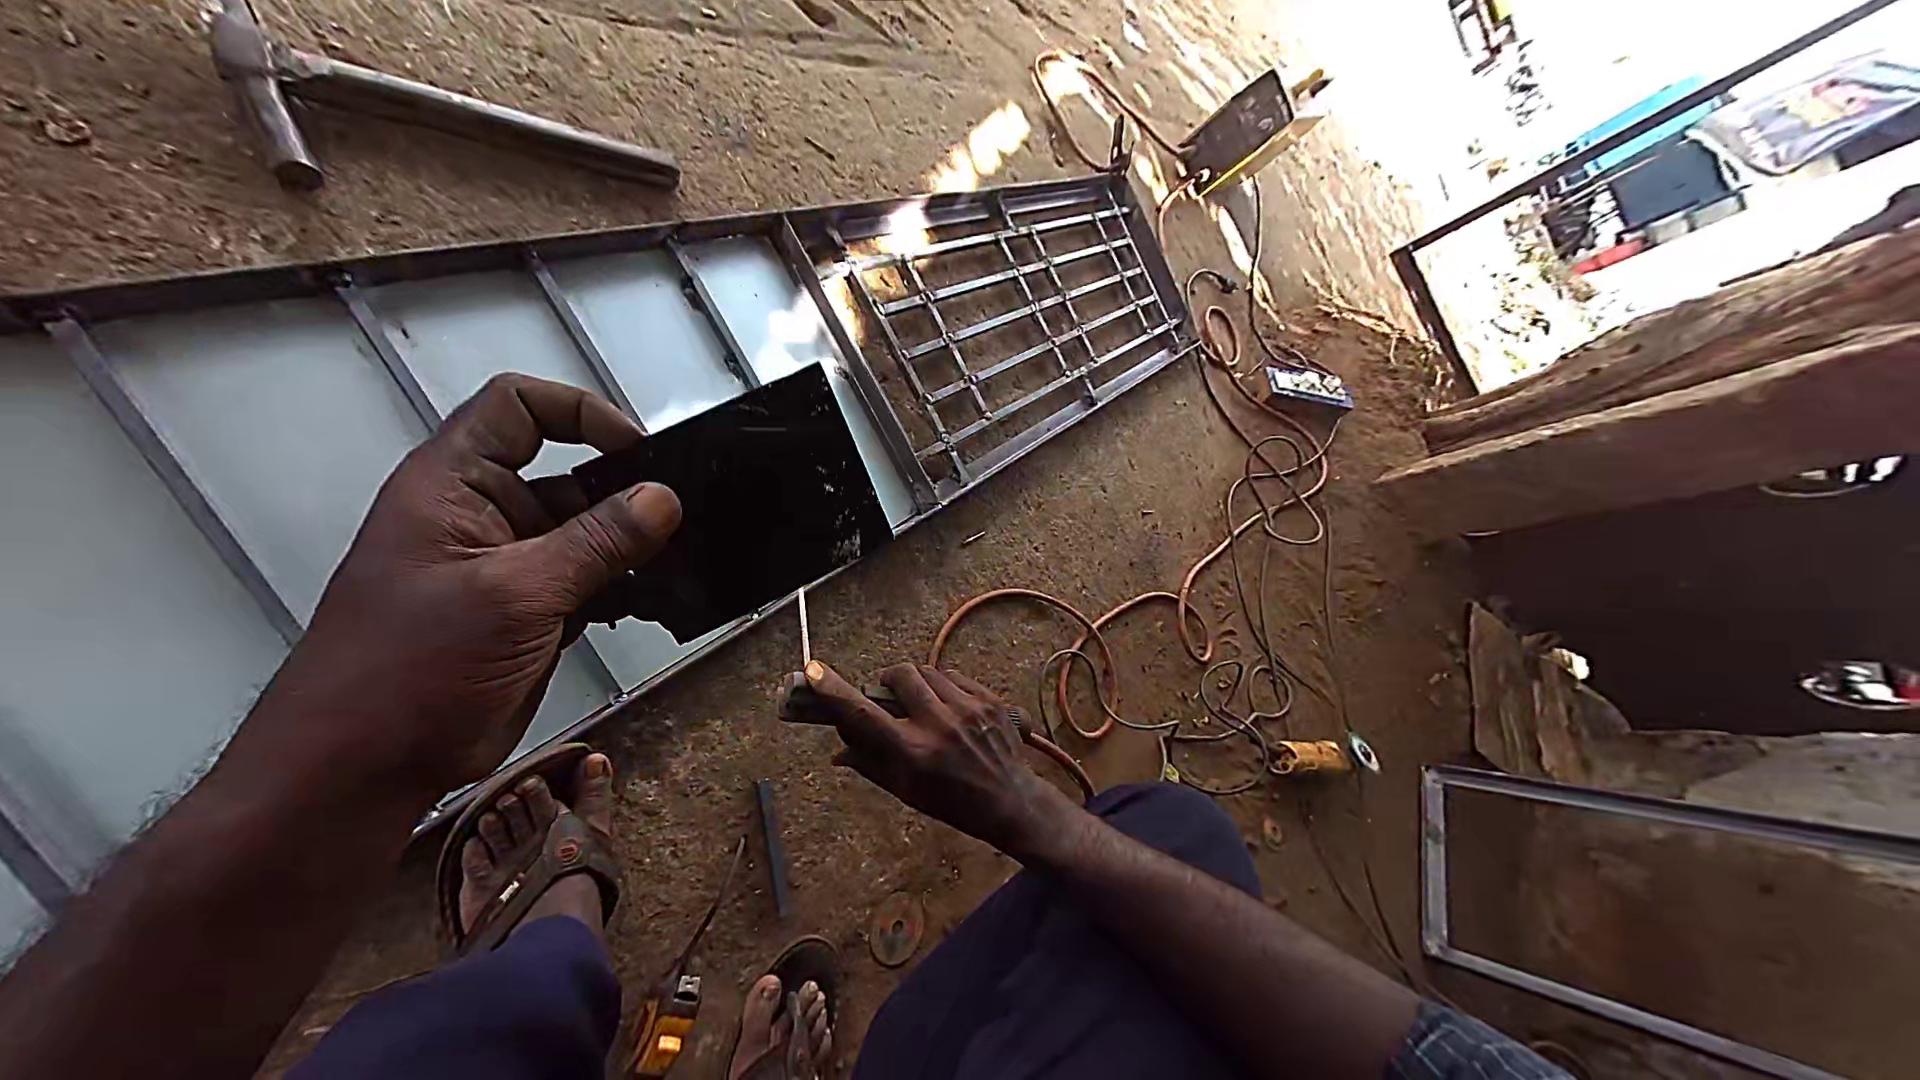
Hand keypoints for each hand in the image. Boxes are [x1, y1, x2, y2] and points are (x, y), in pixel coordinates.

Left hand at [239, 375, 680, 795]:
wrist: (368, 767)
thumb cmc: (410, 667)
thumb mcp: (515, 592)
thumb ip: (597, 541)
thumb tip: (663, 498)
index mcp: (456, 485)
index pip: (519, 408)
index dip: (582, 414)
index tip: (638, 451)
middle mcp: (487, 514)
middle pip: (570, 472)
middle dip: (626, 491)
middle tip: (678, 518)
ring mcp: (515, 563)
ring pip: (590, 530)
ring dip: (633, 544)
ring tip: (674, 562)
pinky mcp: (536, 607)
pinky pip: (595, 576)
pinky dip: (627, 584)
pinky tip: (652, 600)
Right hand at [806, 662, 1077, 856]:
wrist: (1010, 800)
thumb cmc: (953, 801)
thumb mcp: (906, 790)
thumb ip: (870, 764)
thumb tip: (836, 750)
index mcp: (913, 752)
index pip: (864, 713)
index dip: (834, 690)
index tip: (815, 671)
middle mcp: (939, 725)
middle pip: (900, 675)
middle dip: (888, 679)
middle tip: (888, 694)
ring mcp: (967, 709)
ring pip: (928, 672)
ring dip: (916, 682)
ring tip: (922, 703)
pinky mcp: (989, 700)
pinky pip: (954, 676)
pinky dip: (943, 685)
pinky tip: (946, 705)